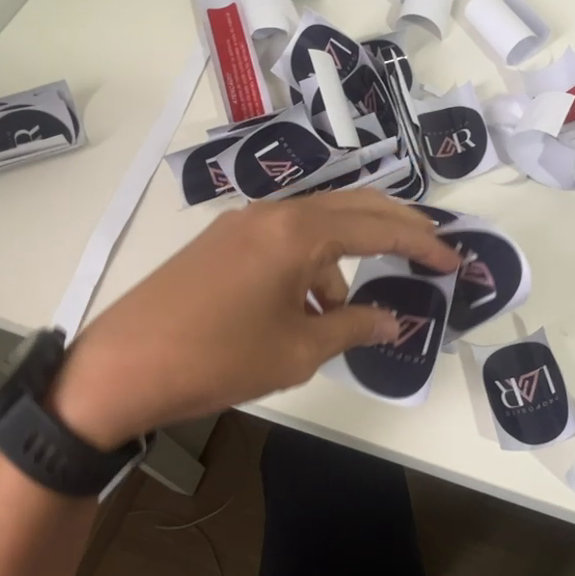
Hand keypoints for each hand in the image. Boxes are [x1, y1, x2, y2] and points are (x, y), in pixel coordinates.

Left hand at [49, 190, 457, 446]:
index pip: (378, 228)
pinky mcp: (220, 243)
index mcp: (297, 232)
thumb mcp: (298, 350)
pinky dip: (309, 266)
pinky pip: (283, 241)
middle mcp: (272, 213)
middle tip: (429, 249)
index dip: (422, 244)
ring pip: (315, 226)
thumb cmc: (217, 358)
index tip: (454, 261)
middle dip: (395, 226)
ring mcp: (241, 224)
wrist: (120, 368)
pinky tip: (305, 308)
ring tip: (346, 312)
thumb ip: (353, 327)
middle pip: (351, 207)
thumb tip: (392, 320)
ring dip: (344, 259)